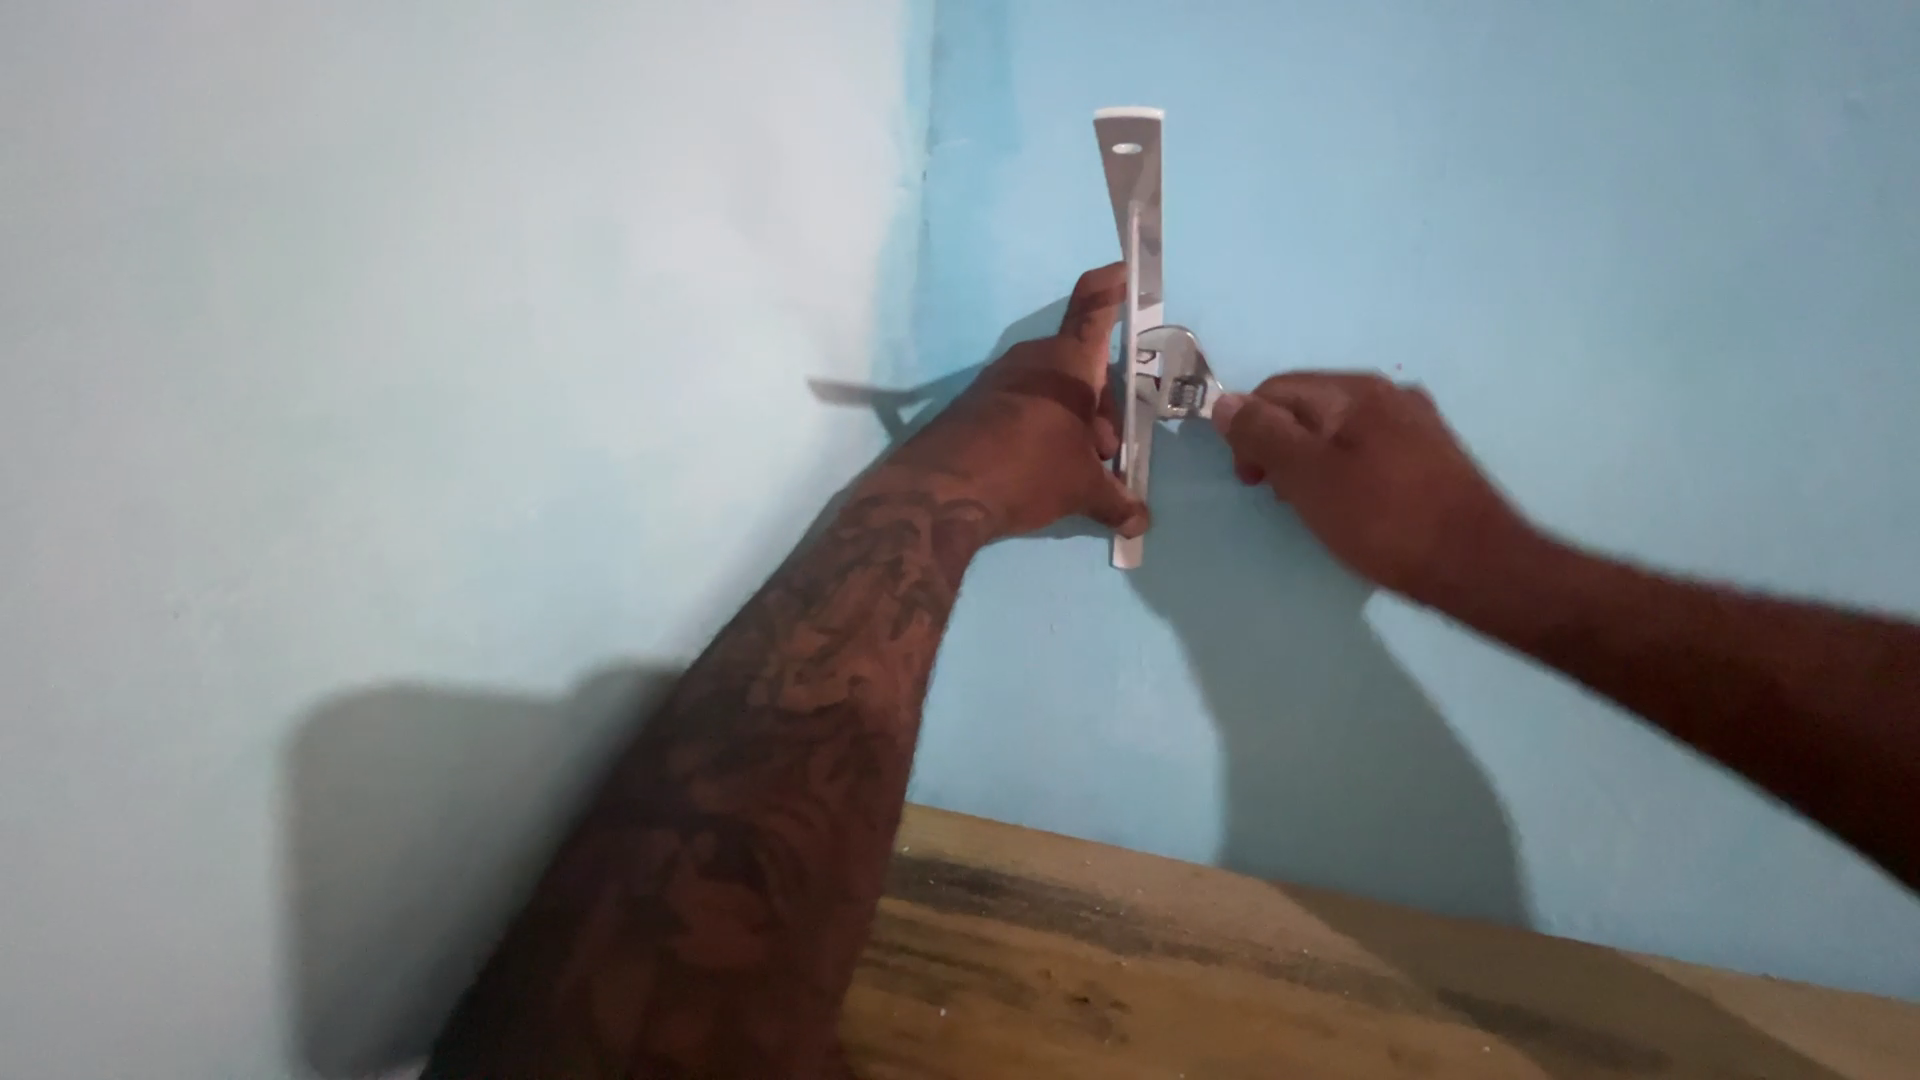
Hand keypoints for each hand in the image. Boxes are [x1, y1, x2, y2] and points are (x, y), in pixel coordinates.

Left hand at [873, 264, 1149, 539]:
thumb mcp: (1081, 488)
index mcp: (1069, 362)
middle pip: (1081, 369)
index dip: (1111, 286)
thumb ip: (1116, 500)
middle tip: (1106, 456)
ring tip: (1075, 473)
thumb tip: (1140, 521)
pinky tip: (1040, 472)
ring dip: (1072, 426)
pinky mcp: (974, 405)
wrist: (942, 491)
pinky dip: (1039, 432)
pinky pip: (1022, 407)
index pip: (1094, 305)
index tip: (1123, 271)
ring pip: (1051, 392)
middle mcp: (1033, 360)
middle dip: (1101, 410)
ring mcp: (998, 380)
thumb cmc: (1028, 470)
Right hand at [1211, 372, 1531, 602]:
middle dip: (1276, 445)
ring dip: (1305, 460)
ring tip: (1308, 504)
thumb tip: (1224, 402)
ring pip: (1333, 430)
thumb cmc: (1382, 520)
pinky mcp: (1428, 455)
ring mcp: (1413, 424)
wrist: (1476, 565)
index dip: (1247, 429)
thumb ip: (1262, 434)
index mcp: (1354, 392)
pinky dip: (1338, 469)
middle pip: (1305, 407)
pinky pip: (1363, 448)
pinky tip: (1346, 503)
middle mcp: (1387, 395)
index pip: (1274, 390)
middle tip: (1276, 496)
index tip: (1250, 479)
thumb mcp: (1307, 476)